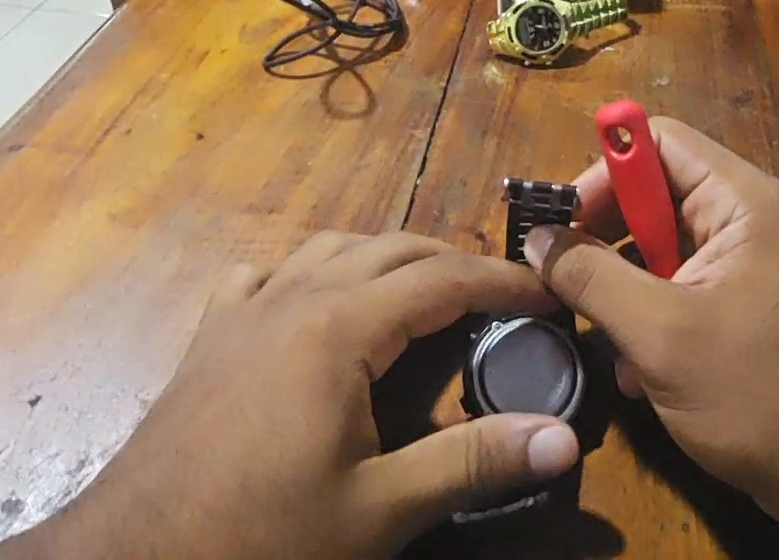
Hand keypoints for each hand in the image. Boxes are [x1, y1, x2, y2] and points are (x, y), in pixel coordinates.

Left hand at [0, 232, 581, 559]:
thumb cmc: (260, 535)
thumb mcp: (377, 510)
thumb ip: (472, 463)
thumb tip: (564, 439)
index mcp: (343, 324)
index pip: (444, 279)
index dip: (502, 281)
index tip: (546, 292)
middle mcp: (300, 293)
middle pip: (395, 248)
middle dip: (454, 263)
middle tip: (497, 298)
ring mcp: (250, 306)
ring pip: (335, 248)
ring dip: (388, 258)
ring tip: (423, 292)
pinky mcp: (214, 330)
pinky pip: (270, 272)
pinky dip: (309, 271)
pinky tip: (314, 300)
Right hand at [525, 118, 778, 558]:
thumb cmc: (755, 395)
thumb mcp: (659, 334)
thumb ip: (591, 278)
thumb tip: (536, 239)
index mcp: (739, 199)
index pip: (656, 140)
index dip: (604, 170)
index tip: (563, 222)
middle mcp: (742, 215)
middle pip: (651, 189)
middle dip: (602, 232)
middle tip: (563, 275)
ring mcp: (740, 258)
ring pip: (654, 240)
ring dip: (618, 281)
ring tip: (596, 327)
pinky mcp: (734, 298)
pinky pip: (672, 279)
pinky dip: (643, 310)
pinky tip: (632, 365)